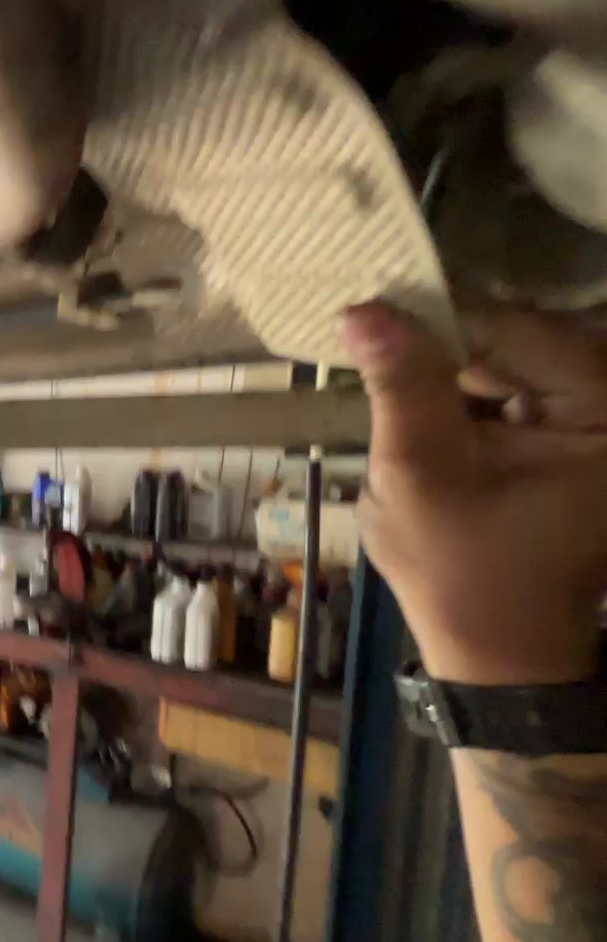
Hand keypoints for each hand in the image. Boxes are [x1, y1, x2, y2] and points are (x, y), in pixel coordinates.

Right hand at [344, 302, 606, 685]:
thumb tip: (362, 312)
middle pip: (524, 339)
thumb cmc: (455, 558)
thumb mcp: (415, 468)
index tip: (360, 319)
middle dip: (441, 349)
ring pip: (515, 360)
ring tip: (394, 398)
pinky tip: (424, 417)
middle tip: (367, 362)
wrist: (492, 629)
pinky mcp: (580, 434)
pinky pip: (518, 388)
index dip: (435, 321)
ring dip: (446, 371)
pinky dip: (463, 393)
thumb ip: (399, 386)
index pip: (518, 330)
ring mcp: (602, 421)